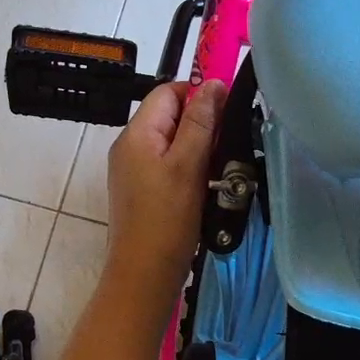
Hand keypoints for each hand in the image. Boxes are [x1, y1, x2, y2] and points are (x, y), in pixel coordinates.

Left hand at [103, 80, 228, 301]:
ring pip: (173, 144)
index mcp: (136, 135)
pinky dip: (191, 169)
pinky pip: (169, 167)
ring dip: (199, 149)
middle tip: (229, 141)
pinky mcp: (143, 193)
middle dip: (202, 124)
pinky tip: (208, 185)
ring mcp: (134, 172)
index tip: (229, 110)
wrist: (144, 275)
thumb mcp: (188, 165)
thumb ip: (200, 122)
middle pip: (170, 117)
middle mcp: (130, 148)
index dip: (198, 93)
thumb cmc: (167, 219)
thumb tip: (213, 84)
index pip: (167, 92)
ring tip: (222, 165)